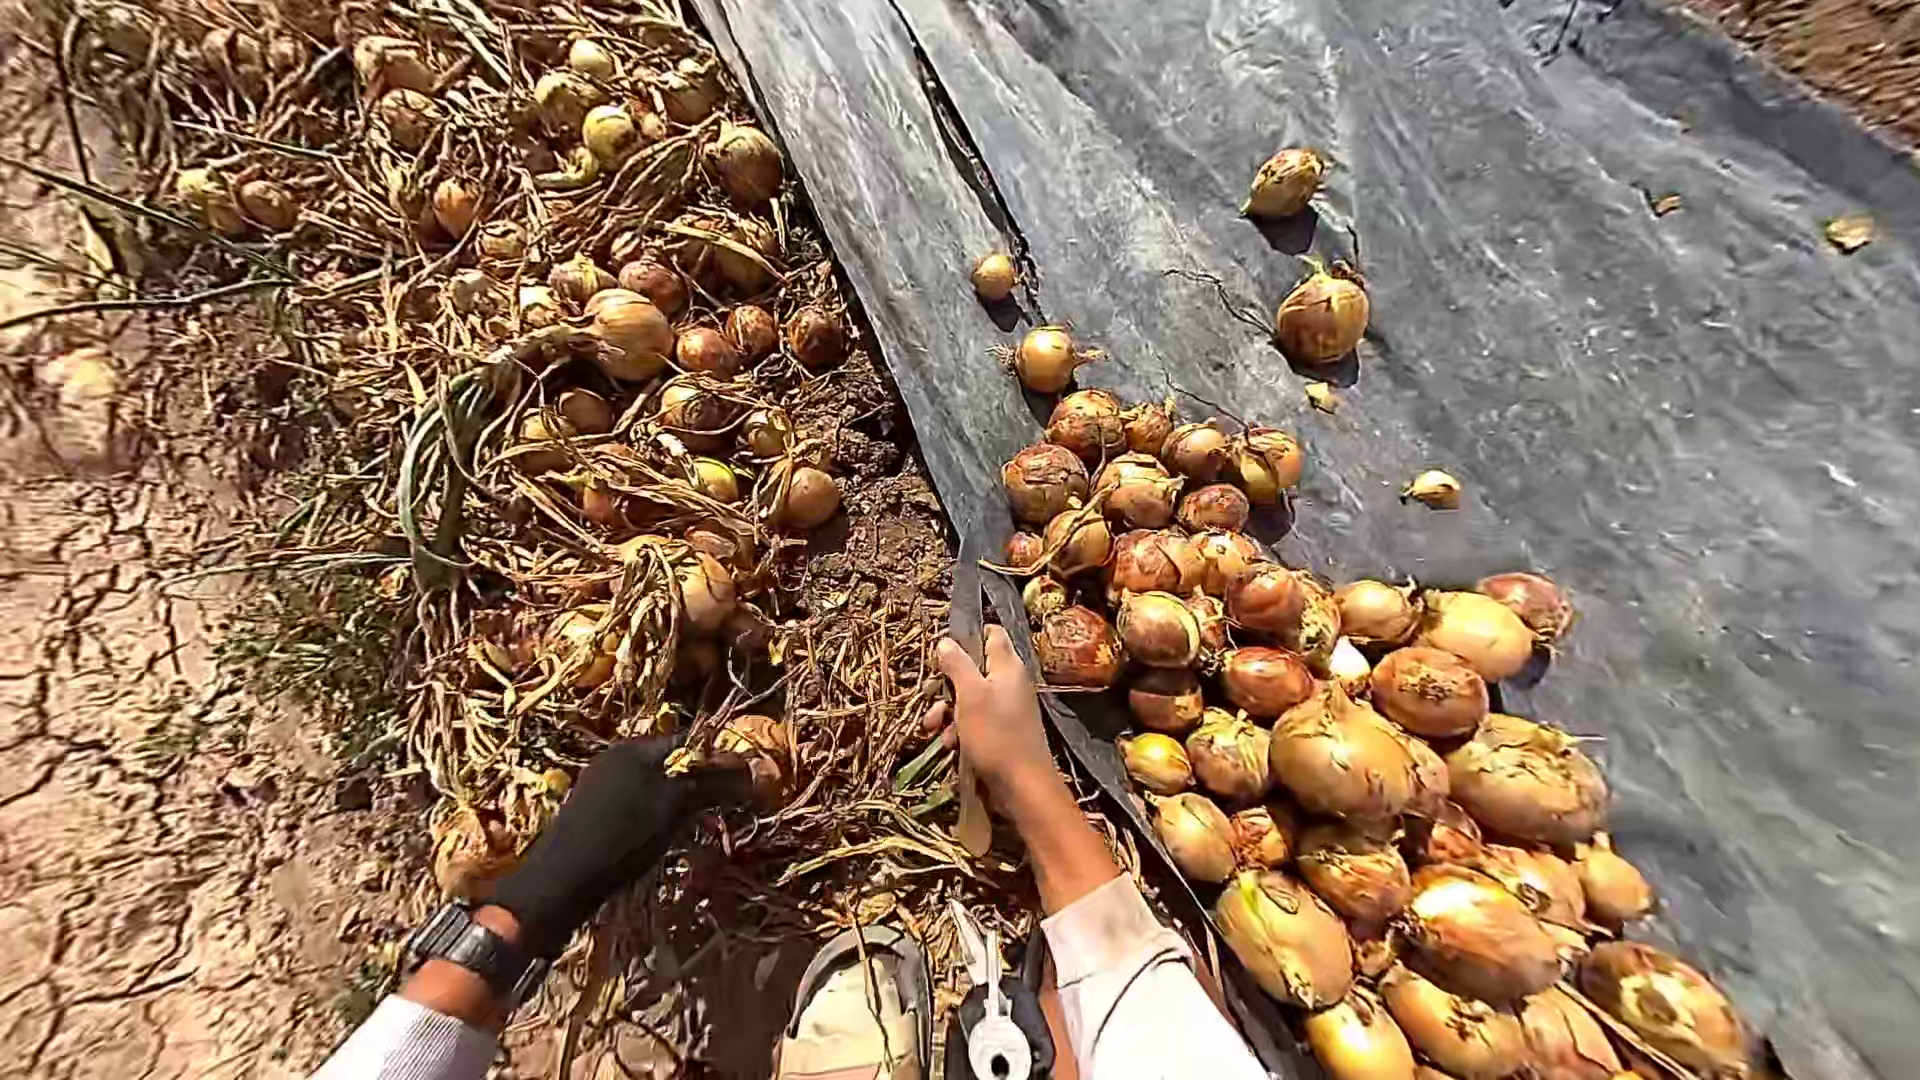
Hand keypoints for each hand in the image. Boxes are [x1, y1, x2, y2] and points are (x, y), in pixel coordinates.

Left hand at [491, 737, 747, 956]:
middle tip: (722, 807)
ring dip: (681, 802)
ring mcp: (600, 785)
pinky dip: (657, 815)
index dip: (719, 759)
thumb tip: (758, 770)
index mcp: (636, 747)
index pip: (692, 742)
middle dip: (701, 783)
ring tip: (696, 826)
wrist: (557, 887)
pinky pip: (638, 803)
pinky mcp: (591, 812)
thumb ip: (718, 782)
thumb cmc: (624, 834)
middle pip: (674, 763)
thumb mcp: (679, 805)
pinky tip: (663, 838)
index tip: (740, 782)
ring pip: (657, 786)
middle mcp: (617, 757)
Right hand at [925, 625, 1119, 912]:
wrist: (1023, 787)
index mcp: (1008, 666)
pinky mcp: (1001, 731)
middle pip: (974, 668)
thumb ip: (957, 664)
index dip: (969, 636)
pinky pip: (975, 720)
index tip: (945, 649)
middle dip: (948, 683)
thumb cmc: (996, 734)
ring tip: (936, 727)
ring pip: (970, 697)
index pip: (992, 633)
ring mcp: (1007, 708)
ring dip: (949, 710)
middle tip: (933, 696)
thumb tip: (946, 641)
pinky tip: (951, 745)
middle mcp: (1009, 682)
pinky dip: (961, 729)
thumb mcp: (970, 695)